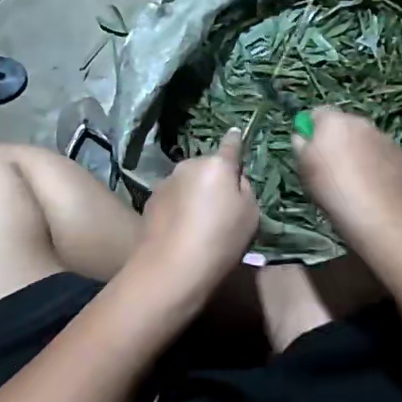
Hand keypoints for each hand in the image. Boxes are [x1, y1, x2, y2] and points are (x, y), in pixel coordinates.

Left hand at [139, 129, 258, 290]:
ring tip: (199, 224)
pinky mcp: (150, 200)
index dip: (236, 141)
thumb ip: (244, 189)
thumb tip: (233, 179)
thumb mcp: (250, 215)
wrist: (172, 267)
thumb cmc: (220, 240)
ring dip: (194, 194)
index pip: (230, 145)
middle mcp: (188, 166)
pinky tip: (180, 230)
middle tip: (221, 208)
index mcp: (217, 165)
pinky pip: (172, 198)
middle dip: (213, 179)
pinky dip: (178, 207)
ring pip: (188, 182)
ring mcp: (166, 182)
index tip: (236, 133)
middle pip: (207, 167)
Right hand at [291, 108, 401, 244]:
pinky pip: (379, 151)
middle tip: (330, 164)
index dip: (312, 128)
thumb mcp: (302, 167)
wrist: (375, 213)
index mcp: (333, 121)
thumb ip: (300, 144)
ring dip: (356, 149)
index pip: (318, 112)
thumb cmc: (330, 188)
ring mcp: (383, 137)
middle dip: (336, 138)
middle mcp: (360, 122)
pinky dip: (374, 160)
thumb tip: (303, 136)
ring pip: (363, 137)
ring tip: (353, 177)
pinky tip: (370, 182)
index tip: (309, 148)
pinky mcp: (399, 153)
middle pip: (343, 123)